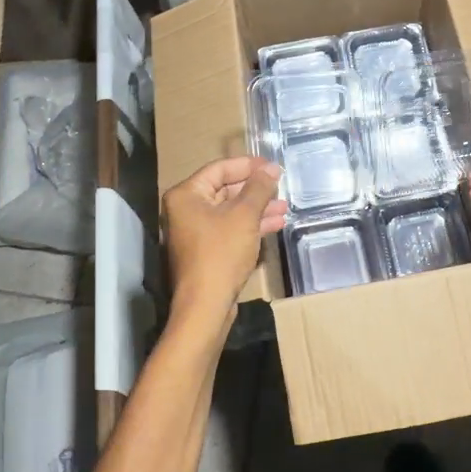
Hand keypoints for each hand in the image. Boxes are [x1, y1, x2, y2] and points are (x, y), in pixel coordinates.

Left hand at [162, 156, 287, 319]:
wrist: (206, 306)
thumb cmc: (221, 253)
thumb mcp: (244, 215)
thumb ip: (259, 188)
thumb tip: (272, 168)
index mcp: (186, 195)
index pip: (219, 168)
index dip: (248, 165)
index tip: (272, 165)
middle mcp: (186, 210)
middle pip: (225, 189)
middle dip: (255, 189)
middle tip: (280, 186)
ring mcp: (195, 232)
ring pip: (231, 211)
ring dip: (257, 208)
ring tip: (284, 207)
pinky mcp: (206, 251)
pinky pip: (230, 229)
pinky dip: (250, 225)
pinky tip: (275, 225)